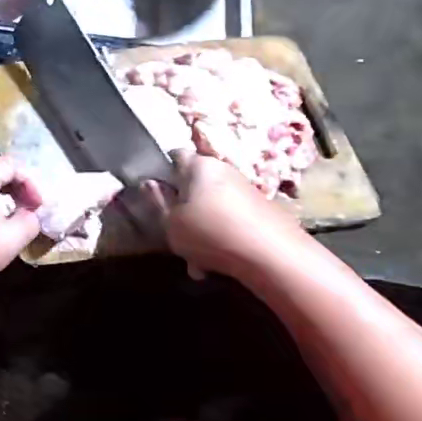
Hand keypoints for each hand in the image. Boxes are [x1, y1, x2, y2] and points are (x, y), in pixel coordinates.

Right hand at [148, 150, 308, 280]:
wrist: (272, 255)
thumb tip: (149, 183)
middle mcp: (224, 169)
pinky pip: (230, 221)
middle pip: (194, 186)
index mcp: (200, 165)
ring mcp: (245, 189)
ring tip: (198, 262)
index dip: (161, 174)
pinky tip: (217, 264)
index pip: (174, 155)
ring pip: (211, 208)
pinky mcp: (261, 210)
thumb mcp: (171, 224)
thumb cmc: (211, 233)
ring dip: (201, 231)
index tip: (155, 198)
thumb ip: (157, 203)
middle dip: (183, 211)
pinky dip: (221, 239)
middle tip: (176, 237)